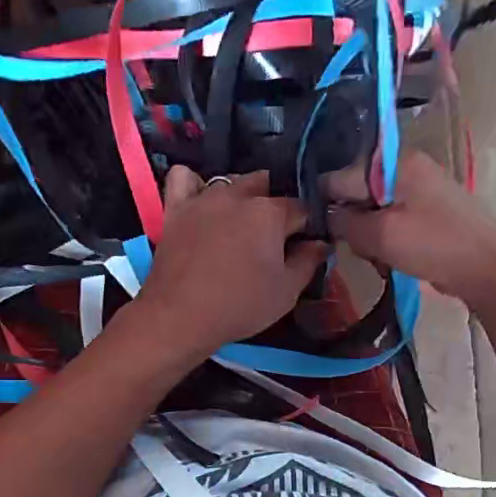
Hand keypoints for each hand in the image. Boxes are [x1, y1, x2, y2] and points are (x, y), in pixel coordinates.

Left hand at [127, 167, 329, 357]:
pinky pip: (182, 178)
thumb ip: (308, 262)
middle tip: (272, 238)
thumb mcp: (286, 292)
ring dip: (241, 195)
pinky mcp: (175, 210)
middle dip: (275, 205)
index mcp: (270, 213)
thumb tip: (320, 243)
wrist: (179, 318)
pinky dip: (193, 183)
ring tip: (240, 223)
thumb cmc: (239, 307)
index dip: (306, 226)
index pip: (300, 208)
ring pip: (230, 181)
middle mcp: (237, 196)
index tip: (304, 245)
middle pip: (266, 186)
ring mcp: (203, 199)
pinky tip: (201, 201)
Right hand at [323, 150, 495, 306]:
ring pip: (372, 213)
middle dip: (352, 224)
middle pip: (356, 194)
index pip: (340, 177)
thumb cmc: (434, 245)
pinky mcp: (426, 212)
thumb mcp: (380, 235)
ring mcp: (418, 190)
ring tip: (381, 258)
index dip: (324, 204)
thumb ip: (344, 223)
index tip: (320, 232)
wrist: (489, 269)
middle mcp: (406, 168)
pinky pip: (390, 223)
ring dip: (369, 238)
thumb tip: (326, 217)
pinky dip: (386, 242)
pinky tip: (393, 260)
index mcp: (395, 162)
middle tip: (362, 248)